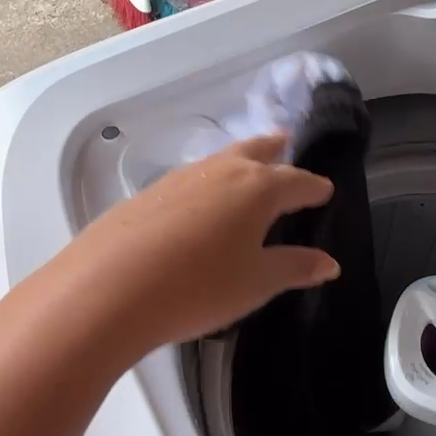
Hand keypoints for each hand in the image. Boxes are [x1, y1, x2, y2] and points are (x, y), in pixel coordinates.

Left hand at [43, 135, 339, 354]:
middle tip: (286, 144)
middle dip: (275, 150)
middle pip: (257, 151)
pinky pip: (191, 180)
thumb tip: (329, 263)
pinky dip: (208, 183)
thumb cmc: (199, 286)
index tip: (325, 193)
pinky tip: (200, 207)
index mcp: (259, 188)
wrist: (106, 291)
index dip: (315, 189)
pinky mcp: (147, 195)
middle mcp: (223, 171)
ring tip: (247, 172)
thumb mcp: (257, 283)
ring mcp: (181, 179)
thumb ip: (295, 267)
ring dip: (239, 162)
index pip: (299, 181)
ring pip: (220, 160)